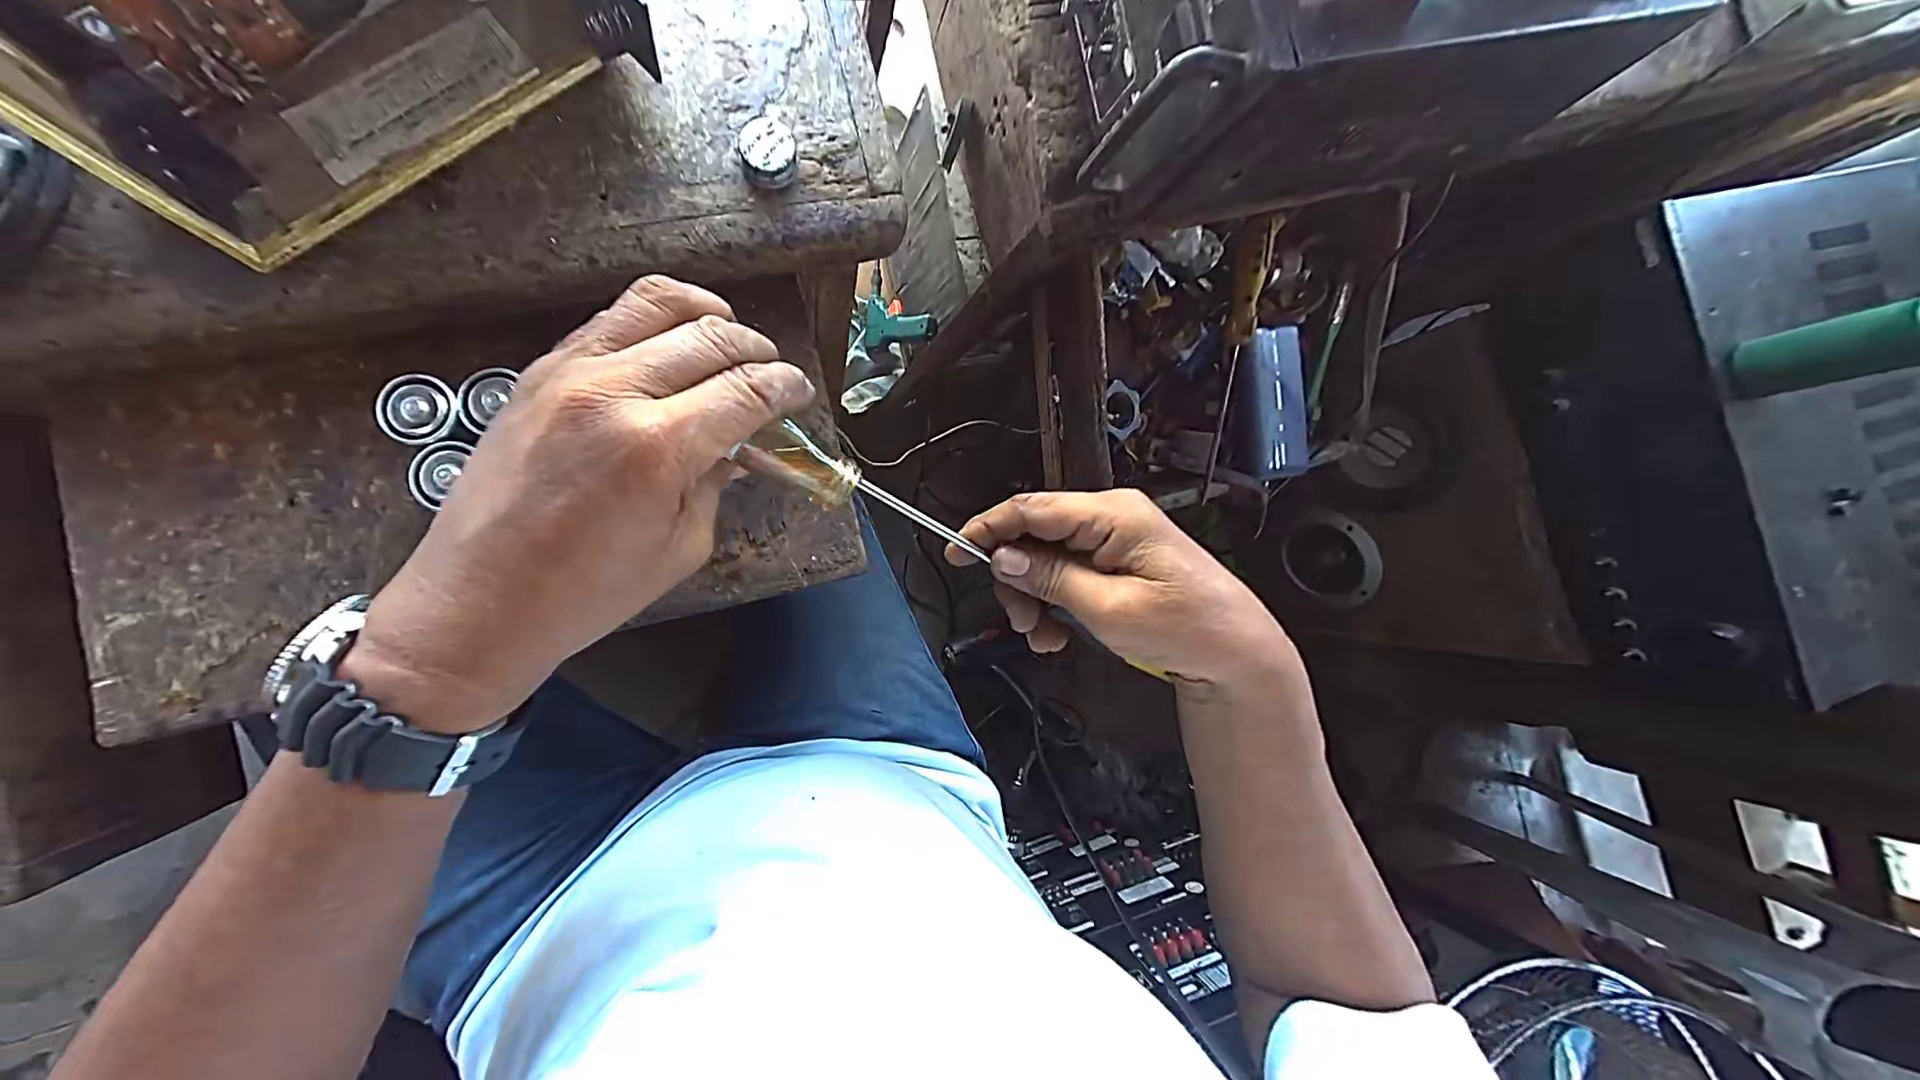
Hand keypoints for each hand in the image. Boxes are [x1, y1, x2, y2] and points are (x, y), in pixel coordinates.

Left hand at [342, 276, 813, 732]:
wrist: (481, 600)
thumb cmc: (590, 590)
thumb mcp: (682, 544)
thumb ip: (716, 482)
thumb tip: (738, 446)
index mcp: (657, 446)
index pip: (745, 390)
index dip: (785, 386)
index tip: (801, 391)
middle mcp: (613, 392)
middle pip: (709, 338)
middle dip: (757, 349)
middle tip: (773, 370)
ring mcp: (568, 373)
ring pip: (654, 303)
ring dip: (706, 313)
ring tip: (730, 332)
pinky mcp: (538, 372)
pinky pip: (608, 320)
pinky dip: (654, 321)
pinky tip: (671, 342)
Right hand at [945, 489, 1296, 688]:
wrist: (1236, 653)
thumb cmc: (1189, 627)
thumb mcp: (1108, 608)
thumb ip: (1050, 577)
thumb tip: (1004, 556)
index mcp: (1113, 515)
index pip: (1032, 508)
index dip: (988, 528)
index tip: (958, 550)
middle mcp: (1112, 517)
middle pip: (1035, 534)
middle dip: (1016, 578)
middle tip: (1019, 620)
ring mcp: (1115, 537)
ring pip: (1047, 557)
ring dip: (1034, 596)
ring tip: (1043, 634)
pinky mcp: (1117, 559)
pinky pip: (1067, 571)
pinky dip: (1054, 601)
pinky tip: (1058, 631)